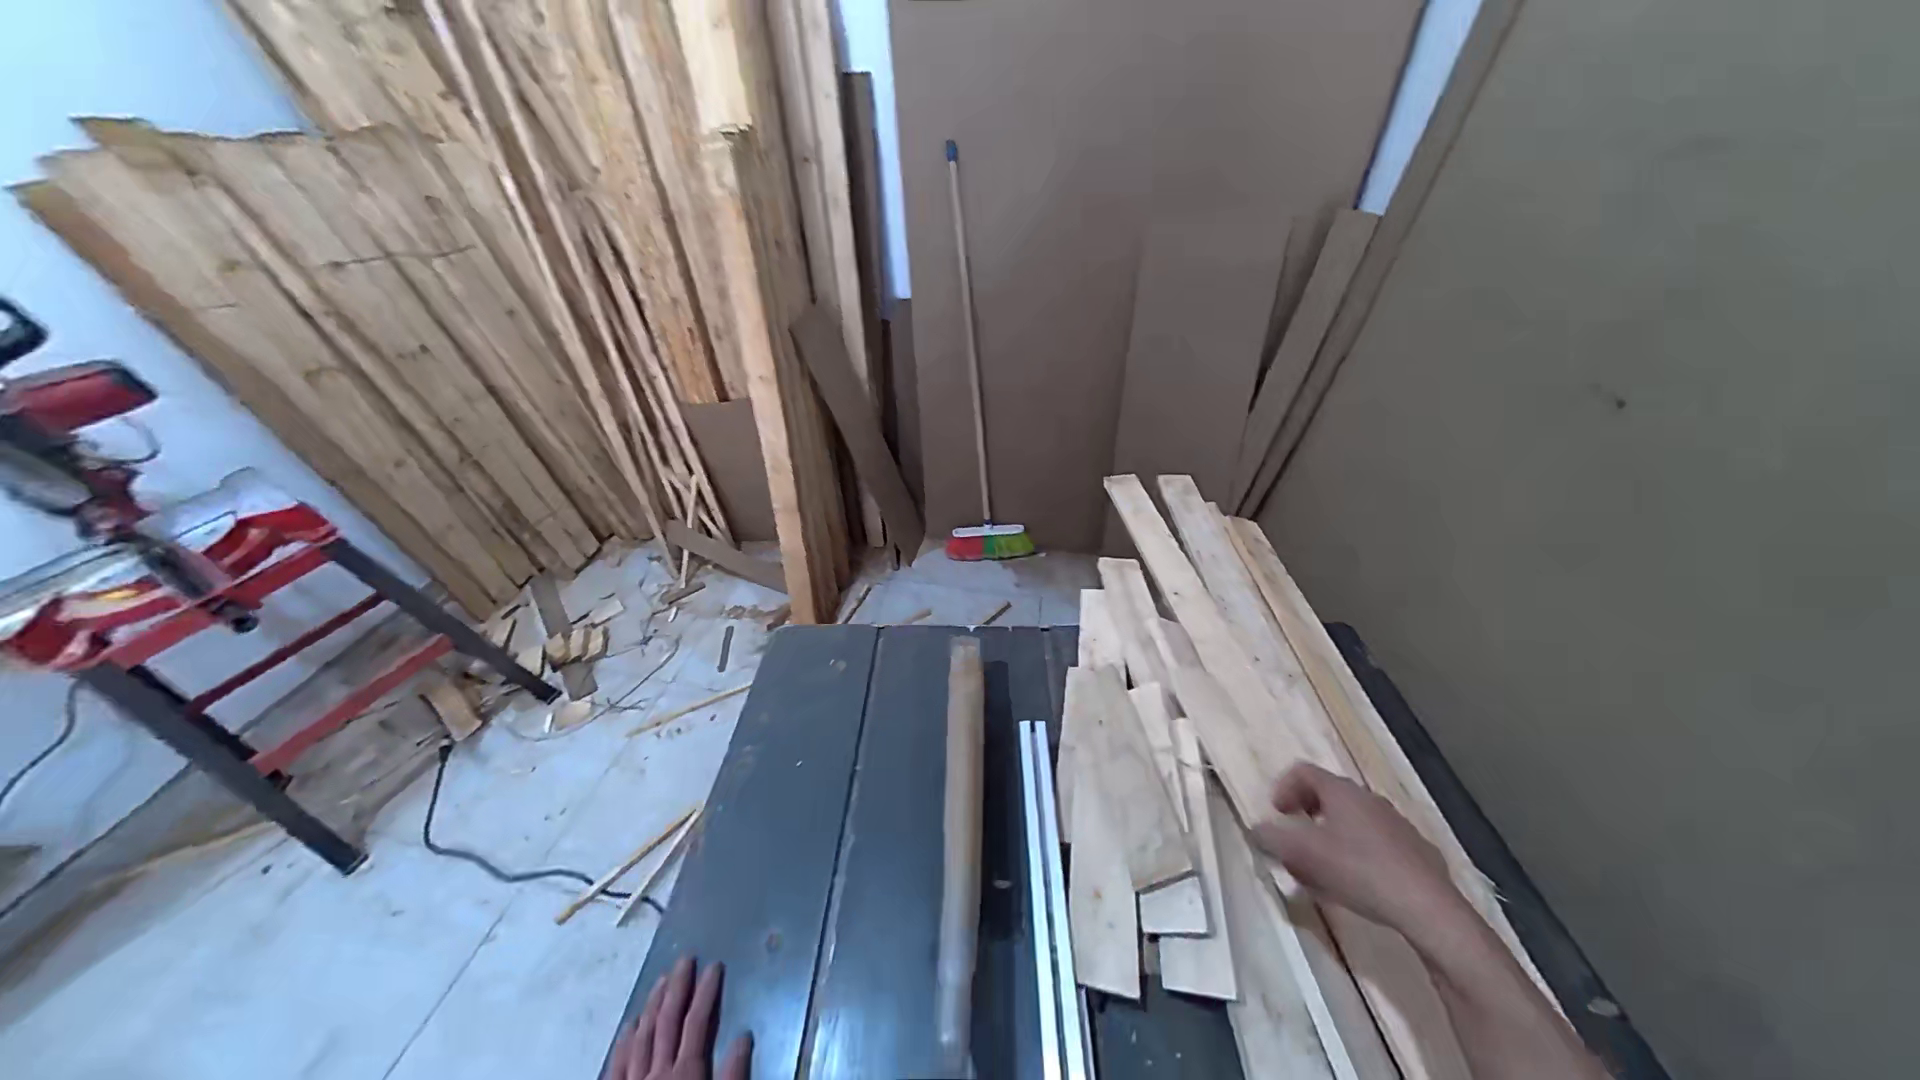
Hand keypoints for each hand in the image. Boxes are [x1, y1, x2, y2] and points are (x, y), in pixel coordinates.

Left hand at [604, 955, 751, 1079]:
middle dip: (677, 987)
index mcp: (686, 1076)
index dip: (707, 992)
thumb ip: (733, 1077)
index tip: (715, 966)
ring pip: (641, 1037)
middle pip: (667, 1021)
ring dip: (652, 1006)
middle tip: (684, 960)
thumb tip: (744, 1036)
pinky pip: (616, 1067)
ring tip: (660, 982)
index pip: (697, 1022)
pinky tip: (629, 1026)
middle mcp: (656, 1075)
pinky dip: (624, 1042)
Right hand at [1250, 762, 1464, 936]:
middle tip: (1295, 841)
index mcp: (1341, 792)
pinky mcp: (1416, 851)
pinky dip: (1358, 853)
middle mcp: (1369, 799)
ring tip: (1323, 867)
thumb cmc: (1359, 871)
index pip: (1303, 771)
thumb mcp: (1303, 855)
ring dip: (1331, 836)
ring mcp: (1397, 824)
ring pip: (1352, 820)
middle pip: (1328, 795)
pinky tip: (1357, 882)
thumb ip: (1272, 838)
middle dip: (1305, 815)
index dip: (1283, 787)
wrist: (1428, 909)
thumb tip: (1258, 829)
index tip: (1277, 814)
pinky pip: (1376, 842)